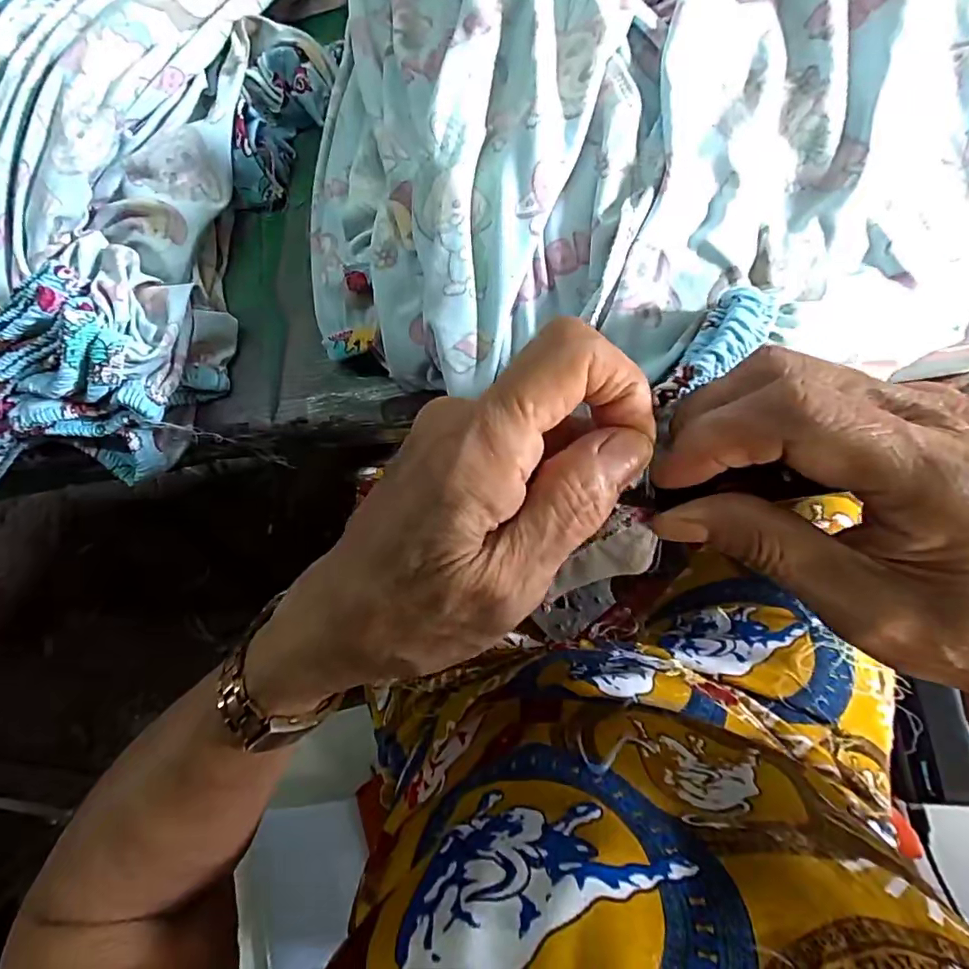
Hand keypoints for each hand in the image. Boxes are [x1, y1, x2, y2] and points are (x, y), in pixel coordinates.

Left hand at [247, 319, 655, 714]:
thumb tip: (627, 440)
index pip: (570, 349)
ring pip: (538, 417)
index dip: (621, 386)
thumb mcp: (512, 580)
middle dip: (595, 442)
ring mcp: (445, 426)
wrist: (338, 619)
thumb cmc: (420, 616)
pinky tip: (513, 529)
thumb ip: (573, 503)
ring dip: (564, 466)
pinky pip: (509, 436)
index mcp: (481, 439)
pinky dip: (533, 472)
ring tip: (540, 539)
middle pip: (558, 386)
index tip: (630, 454)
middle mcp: (460, 413)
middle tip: (583, 523)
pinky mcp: (439, 445)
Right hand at [648, 347, 968, 715]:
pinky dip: (762, 417)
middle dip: (711, 420)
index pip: (800, 413)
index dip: (716, 436)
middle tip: (677, 479)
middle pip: (789, 374)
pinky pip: (816, 386)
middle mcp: (947, 417)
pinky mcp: (920, 405)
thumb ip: (764, 546)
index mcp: (947, 478)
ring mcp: (937, 401)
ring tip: (708, 472)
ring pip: (795, 369)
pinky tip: (753, 462)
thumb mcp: (861, 610)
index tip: (666, 482)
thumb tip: (669, 515)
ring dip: (730, 413)